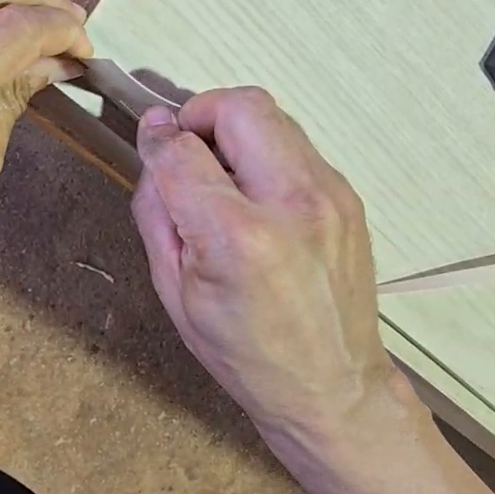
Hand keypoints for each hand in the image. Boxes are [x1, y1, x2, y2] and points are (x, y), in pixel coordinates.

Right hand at [130, 87, 404, 460]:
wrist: (331, 388)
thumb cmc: (242, 350)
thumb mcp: (171, 288)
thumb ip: (155, 209)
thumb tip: (154, 148)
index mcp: (235, 236)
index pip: (181, 150)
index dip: (155, 138)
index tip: (147, 138)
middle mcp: (290, 204)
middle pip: (240, 105)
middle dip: (200, 113)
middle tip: (185, 147)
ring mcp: (329, 196)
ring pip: (272, 116)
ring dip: (233, 130)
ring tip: (218, 175)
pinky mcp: (347, 197)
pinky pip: (294, 145)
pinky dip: (262, 152)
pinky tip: (251, 195)